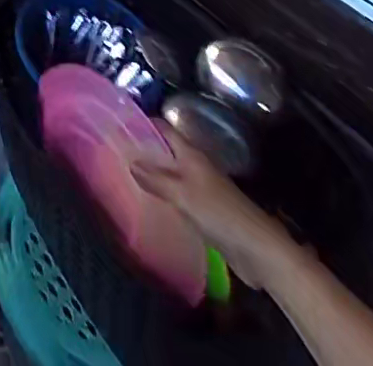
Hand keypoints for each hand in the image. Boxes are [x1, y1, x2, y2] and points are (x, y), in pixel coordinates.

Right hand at [134, 122, 297, 288]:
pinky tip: (148, 201)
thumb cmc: (218, 213)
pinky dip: (162, 193)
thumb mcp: (181, 194)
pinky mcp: (205, 209)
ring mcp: (201, 187)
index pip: (165, 129)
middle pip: (167, 150)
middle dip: (145, 148)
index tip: (119, 124)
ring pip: (171, 172)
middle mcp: (196, 166)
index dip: (145, 123)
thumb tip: (129, 160)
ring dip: (152, 172)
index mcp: (191, 154)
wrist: (257, 249)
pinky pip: (177, 193)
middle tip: (116, 151)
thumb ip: (155, 178)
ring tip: (125, 174)